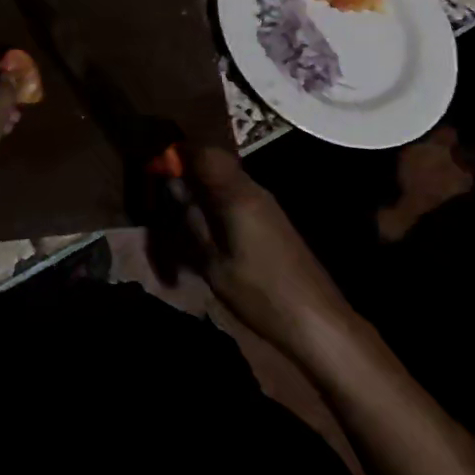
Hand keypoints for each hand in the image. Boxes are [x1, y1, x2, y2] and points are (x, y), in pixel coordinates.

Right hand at [160, 146, 351, 350]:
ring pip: (225, 179)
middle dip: (188, 170)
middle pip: (215, 162)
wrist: (319, 321)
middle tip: (164, 192)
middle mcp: (253, 190)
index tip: (156, 166)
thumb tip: (173, 187)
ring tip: (180, 214)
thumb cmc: (260, 294)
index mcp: (237, 194)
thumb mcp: (213, 263)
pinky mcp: (273, 219)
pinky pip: (236, 195)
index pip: (204, 153)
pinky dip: (216, 201)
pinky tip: (205, 229)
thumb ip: (191, 221)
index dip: (178, 152)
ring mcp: (266, 204)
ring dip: (202, 188)